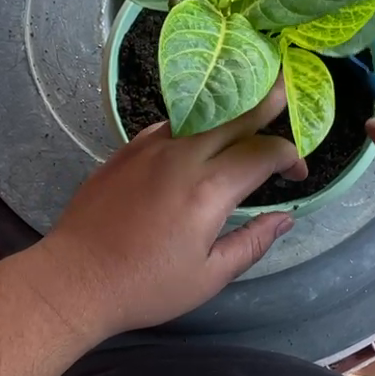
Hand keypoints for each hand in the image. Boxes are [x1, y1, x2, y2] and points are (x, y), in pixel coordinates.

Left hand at [25, 86, 307, 337]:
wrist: (76, 277)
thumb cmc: (146, 285)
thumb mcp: (209, 277)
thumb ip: (252, 242)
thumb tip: (284, 218)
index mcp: (209, 189)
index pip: (262, 152)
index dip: (289, 155)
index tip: (298, 173)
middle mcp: (182, 156)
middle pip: (234, 116)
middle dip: (267, 102)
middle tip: (287, 90)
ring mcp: (150, 148)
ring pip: (200, 114)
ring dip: (229, 109)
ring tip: (248, 104)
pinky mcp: (127, 150)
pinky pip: (169, 125)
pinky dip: (192, 124)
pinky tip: (197, 135)